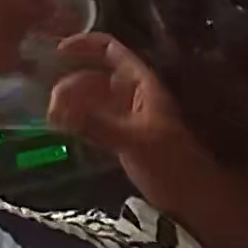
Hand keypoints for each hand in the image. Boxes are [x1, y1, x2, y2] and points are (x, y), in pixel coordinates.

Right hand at [46, 32, 222, 213]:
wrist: (196, 203)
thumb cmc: (174, 165)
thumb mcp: (135, 140)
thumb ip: (97, 125)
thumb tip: (58, 112)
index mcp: (140, 83)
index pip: (110, 50)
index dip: (85, 44)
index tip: (57, 52)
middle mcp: (130, 94)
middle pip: (94, 76)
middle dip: (71, 83)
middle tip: (51, 103)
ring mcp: (124, 117)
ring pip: (91, 100)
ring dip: (71, 104)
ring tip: (52, 118)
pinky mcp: (119, 139)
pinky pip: (92, 121)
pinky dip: (76, 122)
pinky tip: (60, 128)